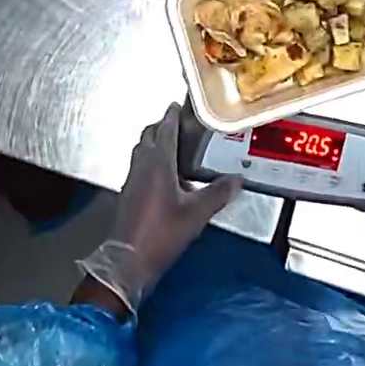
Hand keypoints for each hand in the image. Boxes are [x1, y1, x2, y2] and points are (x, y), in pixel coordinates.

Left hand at [77, 104, 240, 315]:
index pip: (165, 130)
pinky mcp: (128, 193)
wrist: (128, 261)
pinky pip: (139, 164)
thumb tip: (237, 180)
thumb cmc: (160, 233)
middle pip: (150, 135)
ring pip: (142, 149)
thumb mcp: (196, 214)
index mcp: (158, 163)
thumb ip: (218, 194)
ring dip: (154, 140)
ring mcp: (132, 179)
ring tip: (169, 142)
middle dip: (161, 125)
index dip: (171, 115)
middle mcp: (142, 166)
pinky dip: (149, 158)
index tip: (176, 105)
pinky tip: (161, 172)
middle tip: (175, 121)